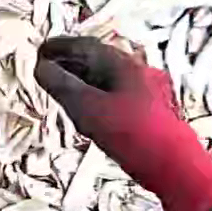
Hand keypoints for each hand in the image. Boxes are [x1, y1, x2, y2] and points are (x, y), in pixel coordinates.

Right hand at [32, 36, 211, 210]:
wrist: (173, 164)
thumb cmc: (128, 131)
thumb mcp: (85, 106)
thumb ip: (59, 83)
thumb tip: (40, 67)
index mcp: (122, 63)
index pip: (84, 45)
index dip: (58, 46)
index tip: (38, 50)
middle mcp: (135, 71)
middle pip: (95, 58)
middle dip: (67, 60)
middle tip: (43, 66)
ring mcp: (143, 90)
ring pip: (103, 75)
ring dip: (78, 76)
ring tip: (56, 84)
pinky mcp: (145, 109)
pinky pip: (110, 91)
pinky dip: (90, 91)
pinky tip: (80, 103)